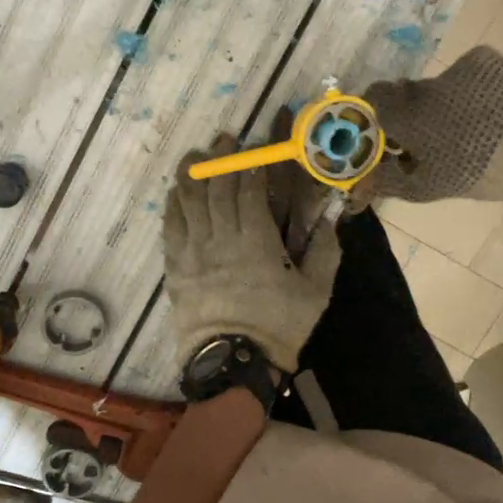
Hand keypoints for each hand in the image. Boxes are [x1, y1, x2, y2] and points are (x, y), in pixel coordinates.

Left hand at [163, 145, 340, 372]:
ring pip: (189, 203)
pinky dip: (173, 206)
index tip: (252, 149)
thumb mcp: (316, 292)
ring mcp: (194, 253)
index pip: (249, 191)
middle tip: (225, 140)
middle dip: (221, 160)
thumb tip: (331, 220)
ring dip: (191, 175)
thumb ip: (325, 252)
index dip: (250, 166)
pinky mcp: (176, 269)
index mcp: (257, 241)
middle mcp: (221, 239)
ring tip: (194, 156)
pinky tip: (176, 193)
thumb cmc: (279, 327)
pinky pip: (171, 229)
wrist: (233, 362)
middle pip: (216, 188)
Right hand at [361, 45, 502, 207]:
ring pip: (444, 84)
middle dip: (416, 112)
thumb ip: (387, 180)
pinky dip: (476, 92)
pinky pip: (473, 76)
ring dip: (449, 102)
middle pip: (410, 92)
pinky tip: (494, 113)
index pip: (375, 98)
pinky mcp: (491, 60)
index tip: (388, 133)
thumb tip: (361, 182)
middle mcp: (428, 82)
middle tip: (432, 138)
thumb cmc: (478, 171)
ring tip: (473, 128)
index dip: (378, 114)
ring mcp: (462, 67)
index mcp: (408, 112)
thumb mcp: (427, 187)